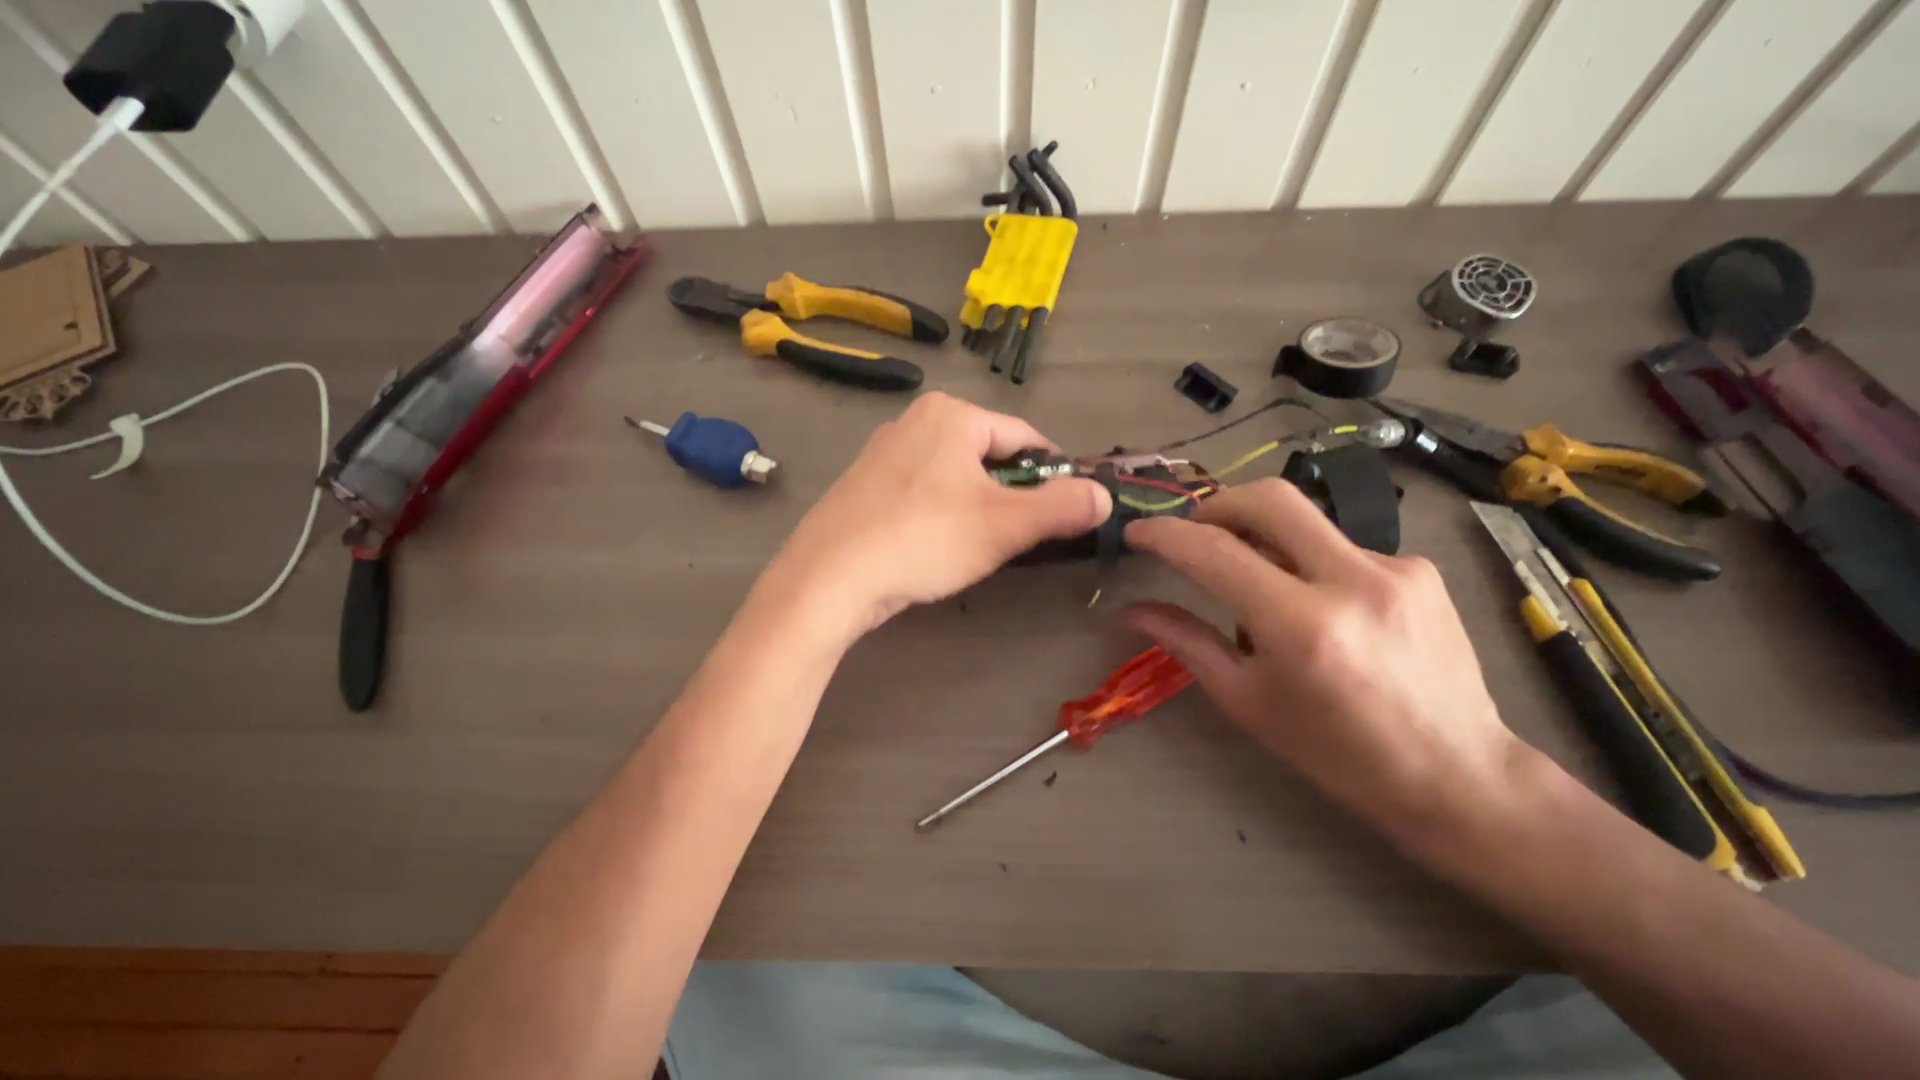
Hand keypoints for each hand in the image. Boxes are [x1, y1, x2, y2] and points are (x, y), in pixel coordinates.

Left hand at [766, 393, 1110, 637]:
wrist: (829, 577)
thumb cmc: (924, 539)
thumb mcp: (1004, 525)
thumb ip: (1060, 507)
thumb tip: (1103, 495)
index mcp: (952, 415)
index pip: (1025, 436)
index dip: (1055, 472)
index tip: (1070, 508)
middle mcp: (914, 420)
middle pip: (987, 454)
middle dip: (1012, 493)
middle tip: (1022, 536)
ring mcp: (882, 452)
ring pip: (953, 475)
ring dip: (977, 506)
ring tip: (979, 547)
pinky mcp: (861, 486)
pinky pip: (920, 492)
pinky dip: (939, 515)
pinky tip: (934, 548)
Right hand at [1122, 479, 1522, 839]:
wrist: (1455, 773)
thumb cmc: (1337, 753)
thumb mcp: (1249, 703)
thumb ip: (1188, 644)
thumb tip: (1132, 610)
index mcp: (1302, 627)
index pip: (1215, 552)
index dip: (1165, 535)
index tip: (1139, 533)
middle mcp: (1352, 581)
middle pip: (1269, 498)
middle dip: (1217, 505)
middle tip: (1195, 533)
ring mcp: (1395, 568)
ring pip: (1307, 521)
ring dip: (1267, 539)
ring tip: (1264, 590)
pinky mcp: (1420, 568)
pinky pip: (1344, 546)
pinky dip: (1314, 564)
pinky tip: (1323, 608)